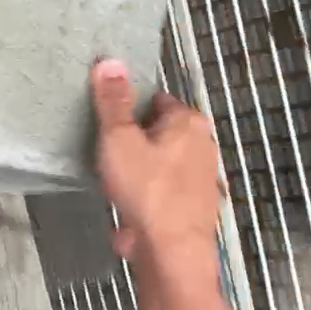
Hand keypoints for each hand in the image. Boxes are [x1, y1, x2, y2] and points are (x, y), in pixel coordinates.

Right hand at [90, 59, 221, 275]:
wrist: (170, 248)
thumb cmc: (145, 189)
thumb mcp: (118, 139)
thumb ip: (112, 102)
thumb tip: (109, 61)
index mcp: (189, 123)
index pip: (156, 100)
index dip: (129, 109)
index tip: (108, 124)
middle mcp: (203, 145)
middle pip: (161, 131)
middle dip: (136, 140)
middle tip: (106, 152)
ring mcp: (201, 178)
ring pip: (162, 162)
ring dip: (141, 168)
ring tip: (113, 180)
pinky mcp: (193, 206)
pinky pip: (163, 189)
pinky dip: (147, 193)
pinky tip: (127, 204)